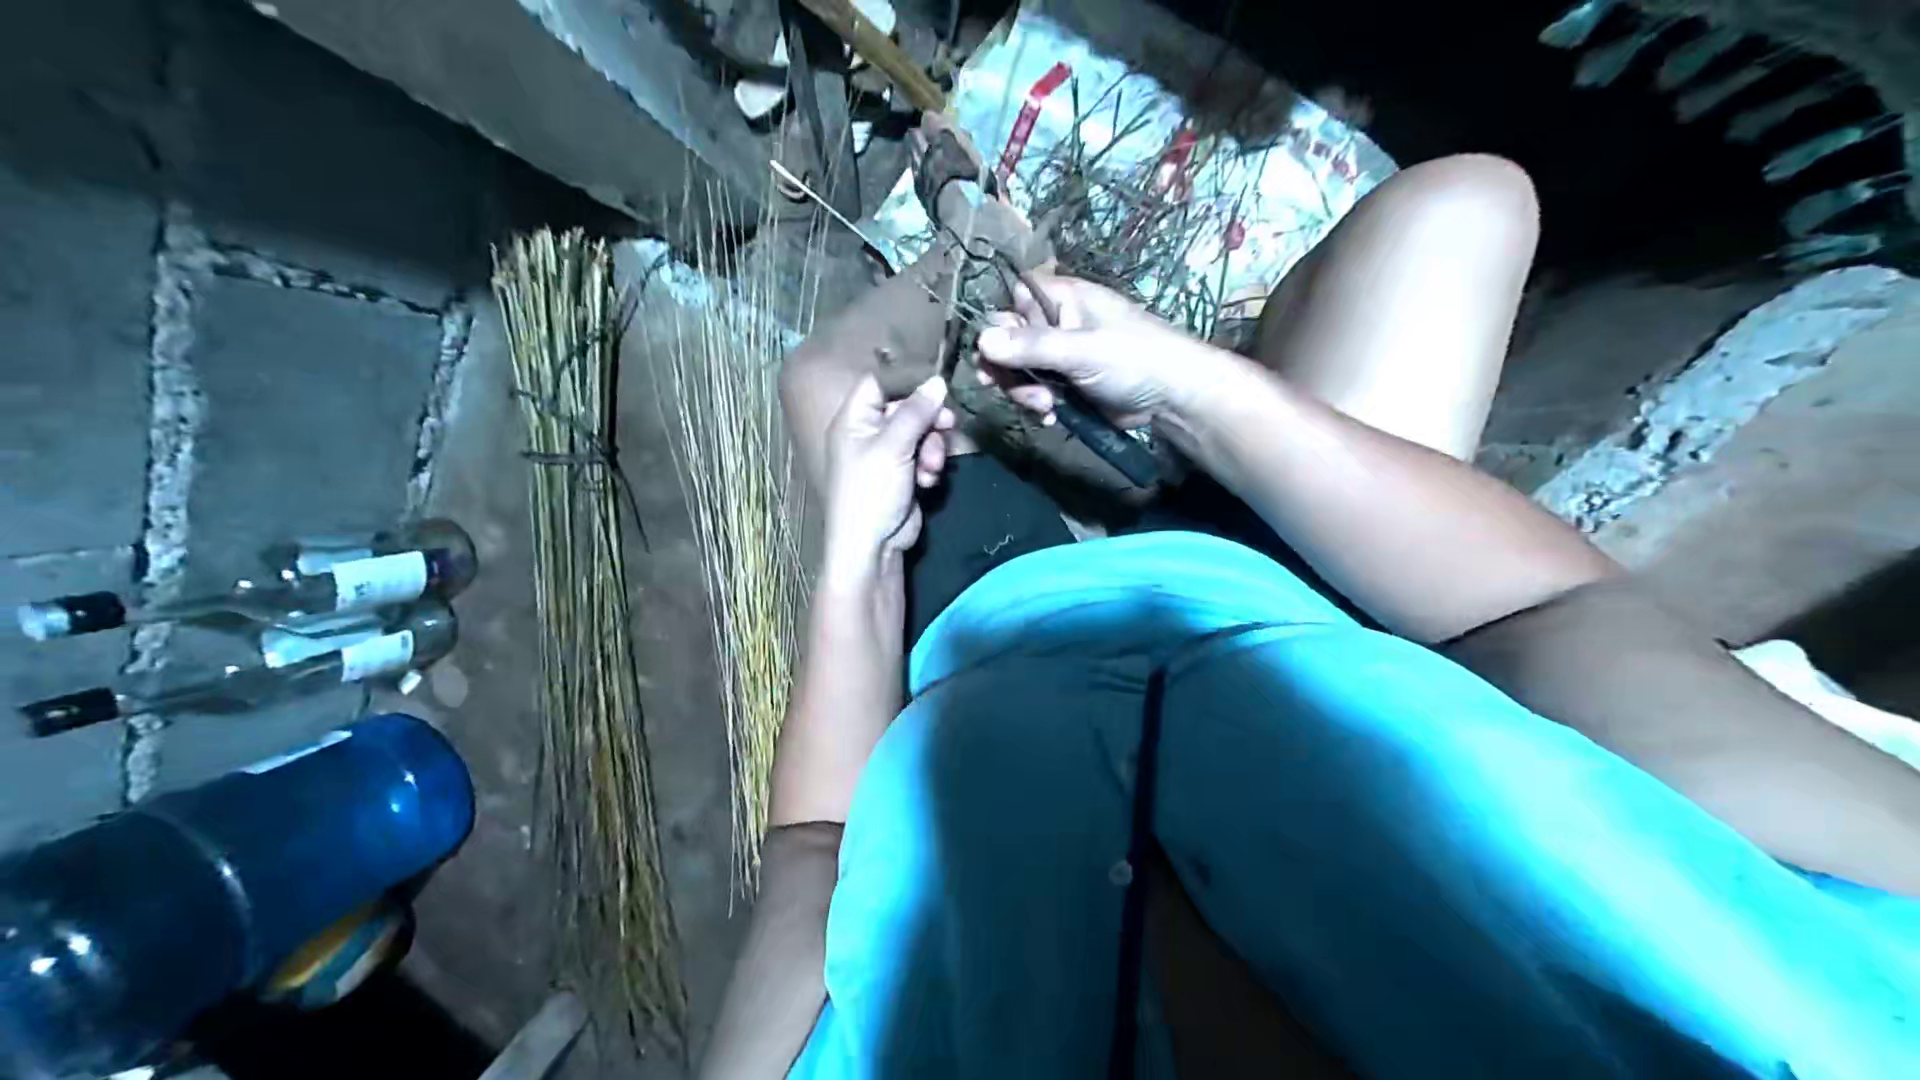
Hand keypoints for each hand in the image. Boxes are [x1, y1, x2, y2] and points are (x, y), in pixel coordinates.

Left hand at [822, 374, 953, 578]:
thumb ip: (916, 411)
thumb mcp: (893, 446)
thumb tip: (937, 382)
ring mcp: (886, 455)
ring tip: (931, 466)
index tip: (936, 383)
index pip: (879, 382)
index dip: (907, 380)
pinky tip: (928, 481)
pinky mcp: (903, 474)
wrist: (871, 547)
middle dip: (929, 419)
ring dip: (932, 447)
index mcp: (854, 419)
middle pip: (906, 408)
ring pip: (920, 434)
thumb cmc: (871, 491)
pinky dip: (929, 466)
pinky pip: (923, 457)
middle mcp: (867, 433)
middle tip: (949, 423)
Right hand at [973, 273, 1219, 428]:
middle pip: (1008, 341)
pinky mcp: (1066, 385)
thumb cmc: (1133, 359)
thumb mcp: (1080, 350)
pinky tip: (1051, 417)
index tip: (992, 353)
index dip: (999, 325)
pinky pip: (1035, 392)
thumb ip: (1031, 346)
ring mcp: (1060, 356)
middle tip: (1011, 389)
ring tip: (1046, 407)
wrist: (1172, 398)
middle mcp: (1057, 323)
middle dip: (1008, 369)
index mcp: (1062, 299)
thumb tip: (980, 341)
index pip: (1012, 301)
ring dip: (1024, 392)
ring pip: (1018, 371)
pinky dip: (1037, 406)